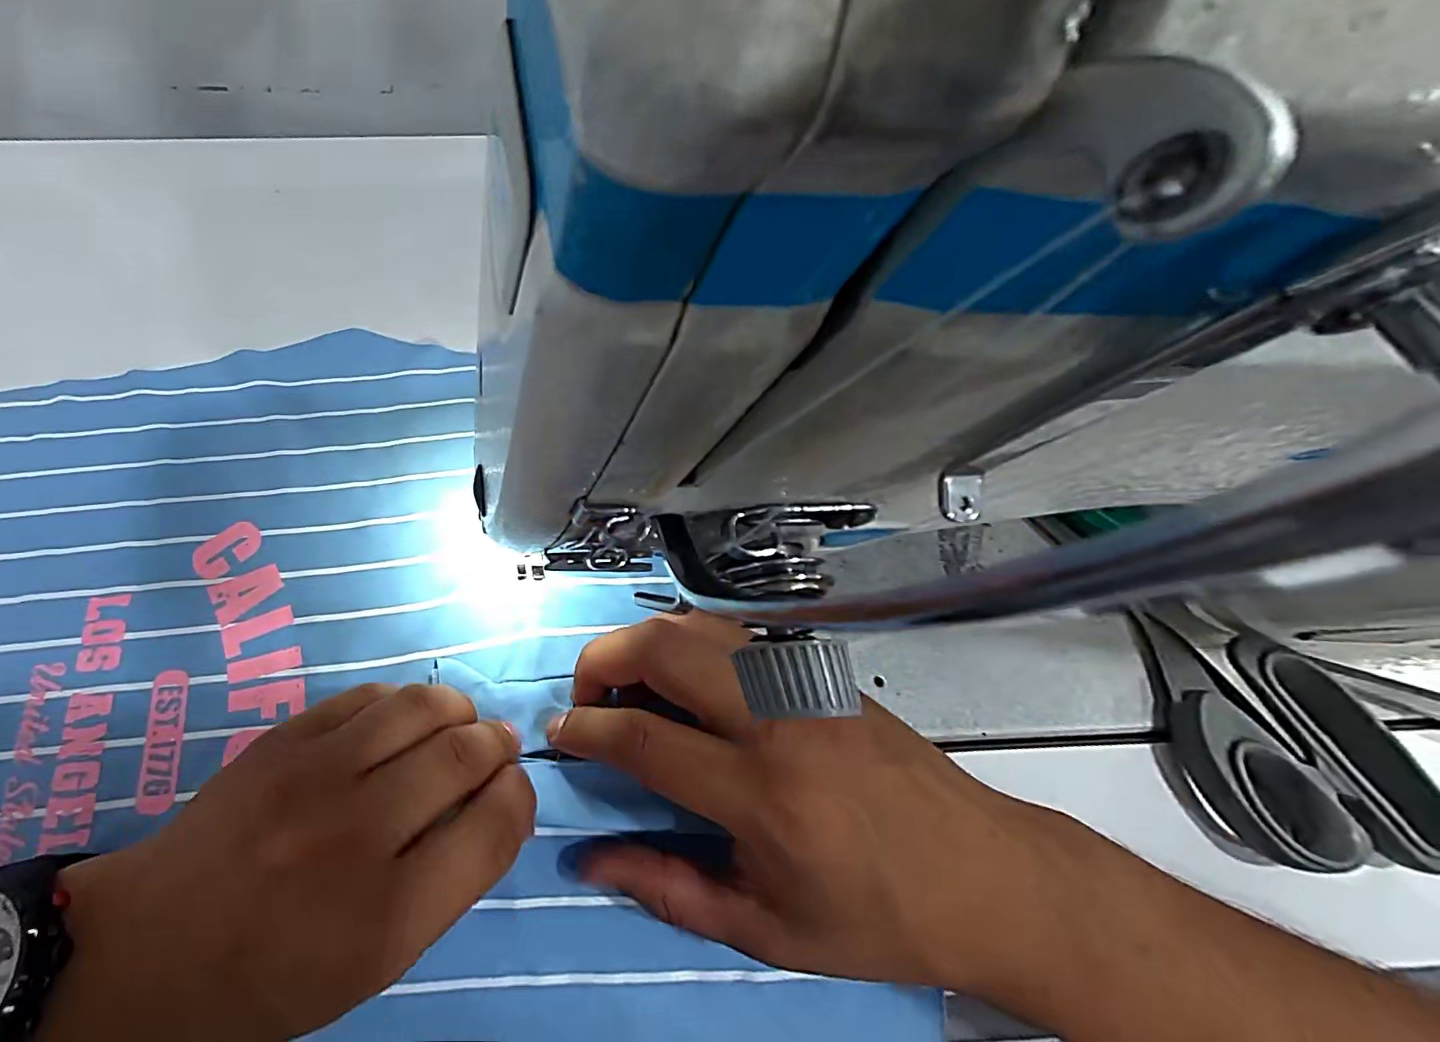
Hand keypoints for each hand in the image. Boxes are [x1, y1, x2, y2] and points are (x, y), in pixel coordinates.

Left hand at [51, 684, 534, 1039]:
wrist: (157, 943)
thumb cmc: (275, 973)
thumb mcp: (374, 962)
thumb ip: (444, 883)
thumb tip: (493, 802)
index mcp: (389, 914)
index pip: (494, 826)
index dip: (519, 796)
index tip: (513, 789)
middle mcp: (358, 834)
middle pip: (464, 755)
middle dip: (496, 743)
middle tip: (497, 745)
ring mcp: (314, 774)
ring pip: (420, 707)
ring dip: (457, 708)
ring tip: (460, 720)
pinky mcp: (284, 739)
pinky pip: (366, 696)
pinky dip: (401, 701)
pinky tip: (404, 717)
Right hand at [546, 614, 1079, 993]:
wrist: (993, 878)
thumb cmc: (878, 917)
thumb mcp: (767, 929)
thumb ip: (667, 889)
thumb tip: (591, 861)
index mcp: (763, 795)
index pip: (644, 738)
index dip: (586, 729)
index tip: (561, 734)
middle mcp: (776, 721)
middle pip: (660, 648)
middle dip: (600, 661)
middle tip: (588, 699)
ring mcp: (800, 682)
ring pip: (693, 625)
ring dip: (640, 645)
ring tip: (630, 688)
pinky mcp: (816, 669)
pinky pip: (728, 634)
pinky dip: (683, 643)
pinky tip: (682, 684)